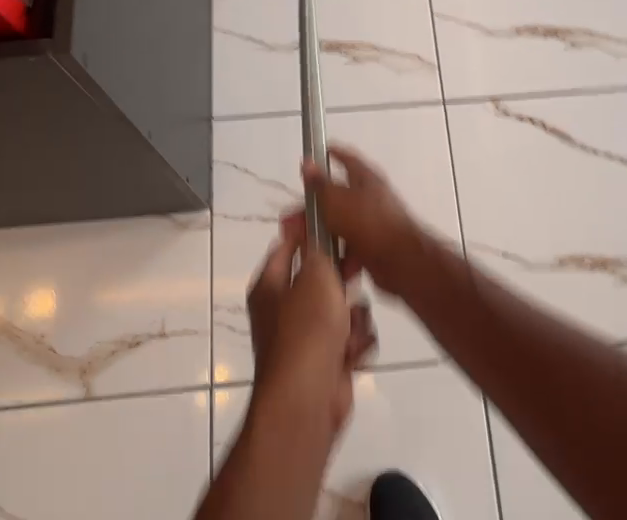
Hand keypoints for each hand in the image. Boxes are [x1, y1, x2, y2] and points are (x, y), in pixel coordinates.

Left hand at [246, 221, 375, 437]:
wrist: (307, 401)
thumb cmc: (306, 331)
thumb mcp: (314, 275)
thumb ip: (317, 248)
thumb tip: (310, 225)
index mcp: (270, 285)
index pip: (289, 246)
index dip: (314, 235)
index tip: (341, 230)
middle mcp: (283, 310)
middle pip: (322, 279)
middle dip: (344, 282)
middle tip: (354, 279)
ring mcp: (305, 338)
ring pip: (343, 310)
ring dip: (354, 318)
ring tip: (350, 329)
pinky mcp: (326, 362)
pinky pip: (350, 339)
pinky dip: (355, 345)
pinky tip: (354, 353)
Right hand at [304, 144, 430, 291]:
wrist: (399, 259)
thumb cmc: (366, 222)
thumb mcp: (335, 199)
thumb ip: (319, 183)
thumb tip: (307, 162)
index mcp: (364, 178)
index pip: (344, 157)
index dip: (328, 154)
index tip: (312, 157)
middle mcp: (370, 196)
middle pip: (335, 198)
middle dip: (312, 212)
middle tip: (291, 223)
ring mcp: (372, 222)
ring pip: (340, 225)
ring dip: (322, 236)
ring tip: (304, 246)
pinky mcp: (373, 245)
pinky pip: (349, 247)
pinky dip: (338, 255)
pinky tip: (327, 262)